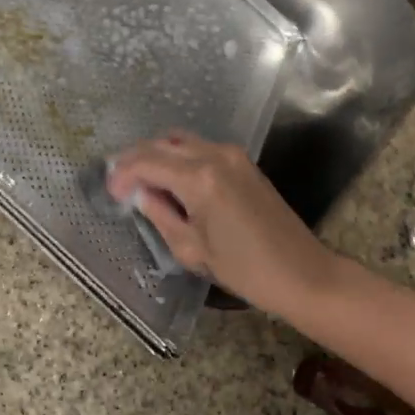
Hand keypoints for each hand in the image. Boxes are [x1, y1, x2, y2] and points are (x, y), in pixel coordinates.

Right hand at [107, 130, 345, 313]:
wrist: (304, 274)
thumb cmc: (245, 269)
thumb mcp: (191, 249)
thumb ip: (159, 214)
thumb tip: (141, 195)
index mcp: (199, 179)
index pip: (146, 163)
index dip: (122, 175)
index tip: (110, 192)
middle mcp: (214, 155)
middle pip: (160, 144)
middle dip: (135, 160)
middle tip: (119, 182)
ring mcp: (232, 155)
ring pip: (180, 141)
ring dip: (156, 154)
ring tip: (142, 179)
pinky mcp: (243, 162)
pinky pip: (199, 148)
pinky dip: (178, 157)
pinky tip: (171, 179)